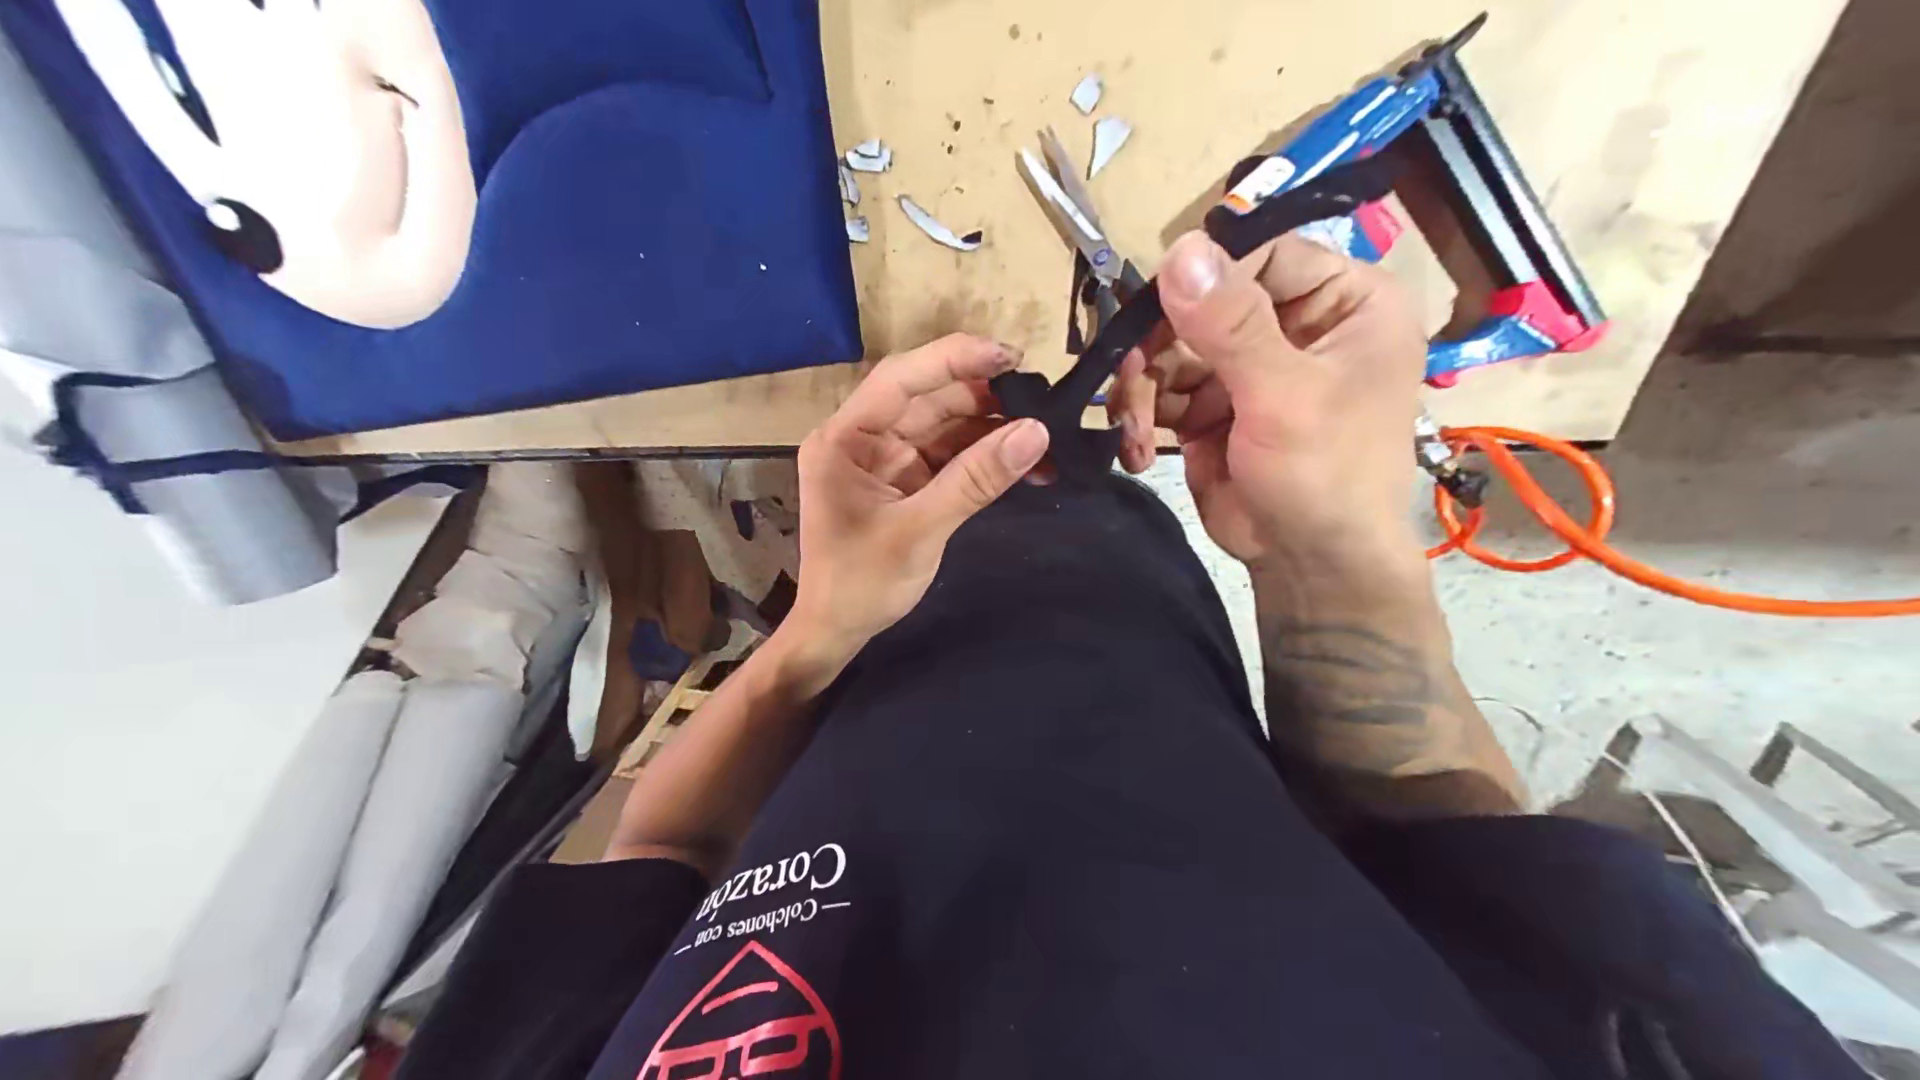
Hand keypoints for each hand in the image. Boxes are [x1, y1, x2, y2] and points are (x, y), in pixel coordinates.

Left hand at [788, 334, 1049, 664]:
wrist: (838, 630)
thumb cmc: (862, 583)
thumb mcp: (920, 530)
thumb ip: (975, 480)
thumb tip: (1036, 433)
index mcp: (845, 439)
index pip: (900, 380)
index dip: (954, 360)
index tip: (1010, 356)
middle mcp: (864, 439)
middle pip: (928, 400)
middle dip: (984, 397)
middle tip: (1042, 398)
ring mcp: (886, 459)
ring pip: (945, 426)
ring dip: (992, 429)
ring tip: (1044, 433)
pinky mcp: (906, 480)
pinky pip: (949, 456)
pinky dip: (984, 457)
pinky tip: (1022, 459)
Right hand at [1108, 231, 1427, 577]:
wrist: (1306, 564)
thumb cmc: (1324, 475)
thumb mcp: (1284, 395)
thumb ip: (1232, 323)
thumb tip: (1181, 247)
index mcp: (1342, 303)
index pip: (1262, 256)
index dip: (1205, 276)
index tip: (1154, 308)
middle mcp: (1292, 326)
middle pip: (1200, 304)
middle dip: (1157, 348)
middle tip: (1129, 382)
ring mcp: (1245, 368)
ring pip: (1168, 349)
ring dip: (1140, 390)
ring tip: (1134, 432)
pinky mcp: (1208, 407)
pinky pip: (1158, 390)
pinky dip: (1140, 417)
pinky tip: (1137, 449)